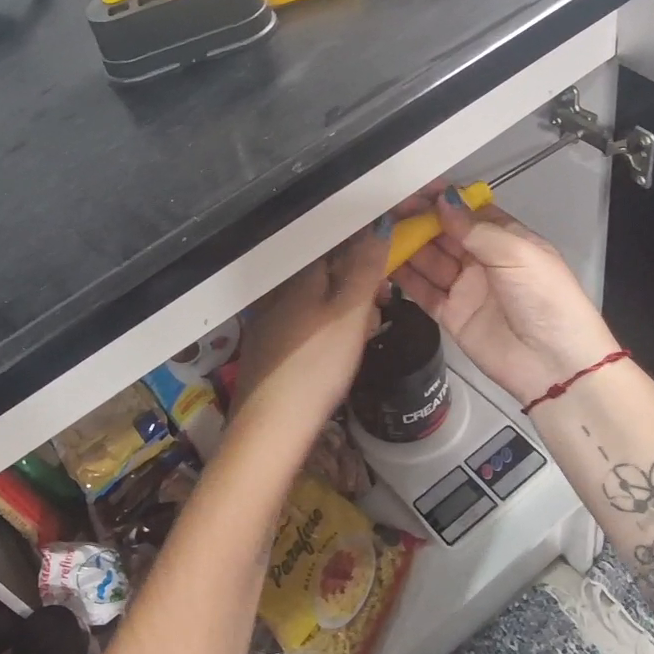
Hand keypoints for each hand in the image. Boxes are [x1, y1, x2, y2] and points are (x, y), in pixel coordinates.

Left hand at [234, 222, 390, 428]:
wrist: (270, 427)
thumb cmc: (316, 366)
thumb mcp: (349, 315)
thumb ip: (363, 270)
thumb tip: (378, 226)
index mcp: (298, 277)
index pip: (332, 244)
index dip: (362, 249)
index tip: (386, 266)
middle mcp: (277, 292)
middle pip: (323, 273)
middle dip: (355, 282)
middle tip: (381, 303)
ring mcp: (268, 322)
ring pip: (314, 301)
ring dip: (343, 309)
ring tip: (365, 330)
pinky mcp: (267, 350)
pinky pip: (303, 325)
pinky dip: (325, 330)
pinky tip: (337, 352)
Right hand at [390, 185, 617, 403]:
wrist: (553, 364)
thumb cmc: (545, 298)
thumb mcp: (517, 254)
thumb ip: (475, 228)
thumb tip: (443, 200)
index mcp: (506, 240)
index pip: (469, 213)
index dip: (444, 200)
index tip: (414, 188)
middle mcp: (483, 260)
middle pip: (445, 234)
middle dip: (419, 219)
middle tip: (388, 207)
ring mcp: (465, 287)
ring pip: (429, 259)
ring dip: (407, 245)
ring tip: (378, 230)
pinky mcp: (450, 314)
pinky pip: (422, 291)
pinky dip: (403, 277)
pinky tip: (382, 261)